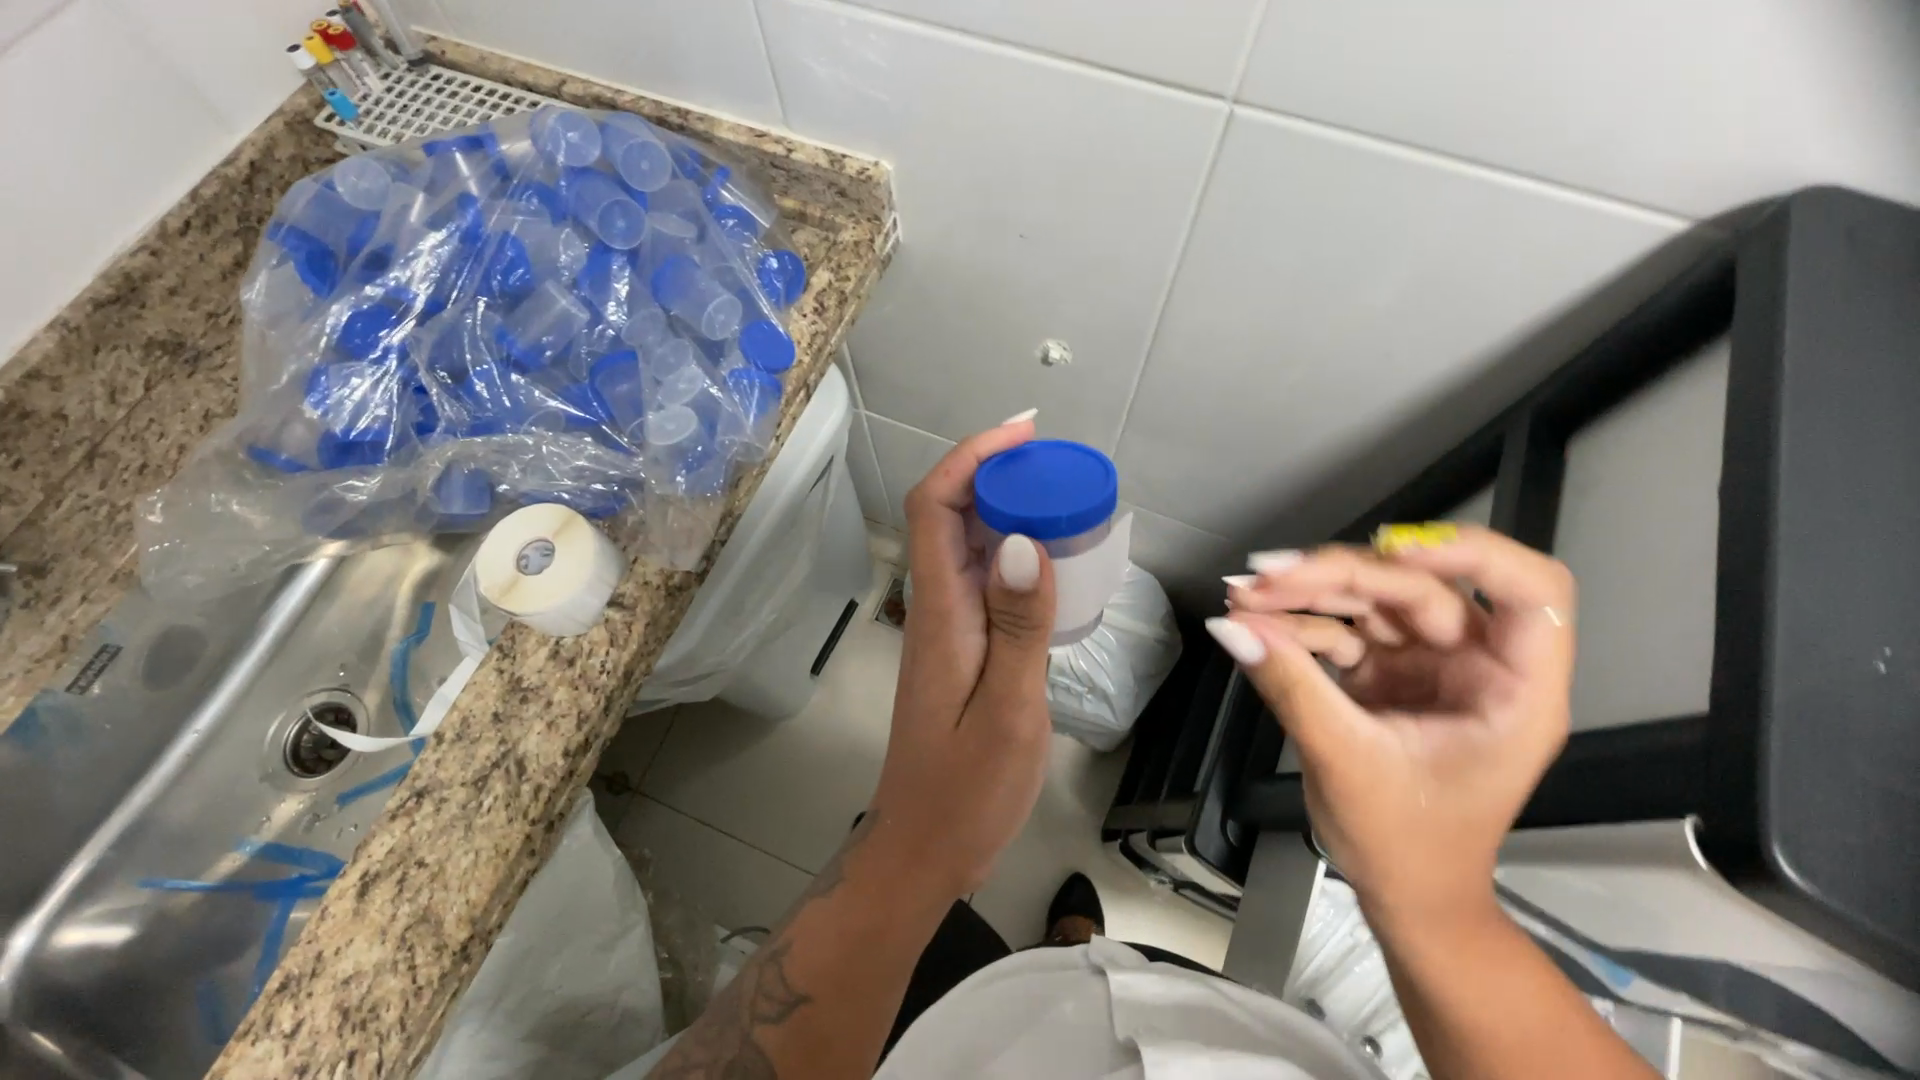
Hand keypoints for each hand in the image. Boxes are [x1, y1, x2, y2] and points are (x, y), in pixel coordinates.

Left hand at [868, 419, 1057, 897]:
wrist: (925, 847)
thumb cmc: (965, 790)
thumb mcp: (1008, 710)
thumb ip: (1017, 626)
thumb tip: (1020, 539)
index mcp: (940, 612)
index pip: (934, 506)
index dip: (970, 457)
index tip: (1023, 432)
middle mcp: (937, 608)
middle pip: (951, 515)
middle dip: (999, 474)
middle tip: (1063, 466)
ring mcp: (948, 629)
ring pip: (970, 546)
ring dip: (1010, 511)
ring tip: (1069, 501)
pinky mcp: (963, 650)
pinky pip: (987, 582)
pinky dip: (1018, 556)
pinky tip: (1057, 564)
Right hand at [1213, 525, 1576, 926]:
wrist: (1404, 892)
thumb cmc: (1405, 844)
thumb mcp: (1346, 762)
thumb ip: (1292, 686)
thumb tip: (1231, 626)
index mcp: (1514, 690)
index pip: (1529, 589)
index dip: (1469, 553)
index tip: (1389, 548)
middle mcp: (1480, 665)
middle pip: (1421, 588)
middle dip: (1340, 576)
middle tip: (1265, 577)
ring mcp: (1433, 667)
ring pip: (1377, 601)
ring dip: (1310, 593)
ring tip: (1245, 592)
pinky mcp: (1391, 675)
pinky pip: (1349, 631)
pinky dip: (1302, 624)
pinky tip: (1256, 621)